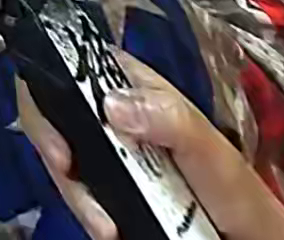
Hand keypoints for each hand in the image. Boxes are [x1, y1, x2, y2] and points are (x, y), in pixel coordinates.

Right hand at [16, 53, 283, 239]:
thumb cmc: (235, 187)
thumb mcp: (209, 147)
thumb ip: (169, 117)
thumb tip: (109, 103)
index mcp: (128, 81)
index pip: (72, 61)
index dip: (49, 85)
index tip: (59, 134)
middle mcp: (108, 107)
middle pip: (53, 106)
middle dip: (49, 139)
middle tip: (66, 172)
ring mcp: (105, 146)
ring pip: (60, 148)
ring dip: (71, 186)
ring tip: (102, 225)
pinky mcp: (105, 184)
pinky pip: (76, 186)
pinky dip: (81, 207)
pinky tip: (103, 228)